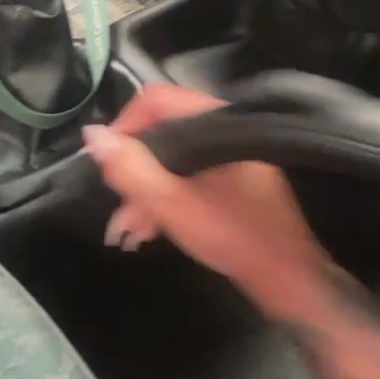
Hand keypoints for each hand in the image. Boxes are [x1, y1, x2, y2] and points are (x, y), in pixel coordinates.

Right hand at [83, 83, 337, 320]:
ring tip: (131, 230)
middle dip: (133, 171)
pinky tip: (151, 228)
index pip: (153, 101)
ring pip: (171, 159)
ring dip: (146, 192)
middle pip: (160, 132)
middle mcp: (223, 130)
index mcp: (215, 123)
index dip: (123, 128)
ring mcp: (229, 155)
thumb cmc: (233, 236)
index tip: (106, 164)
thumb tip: (93, 135)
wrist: (286, 277)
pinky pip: (187, 176)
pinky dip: (166, 198)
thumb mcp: (171, 204)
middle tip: (119, 207)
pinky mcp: (232, 179)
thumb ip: (130, 169)